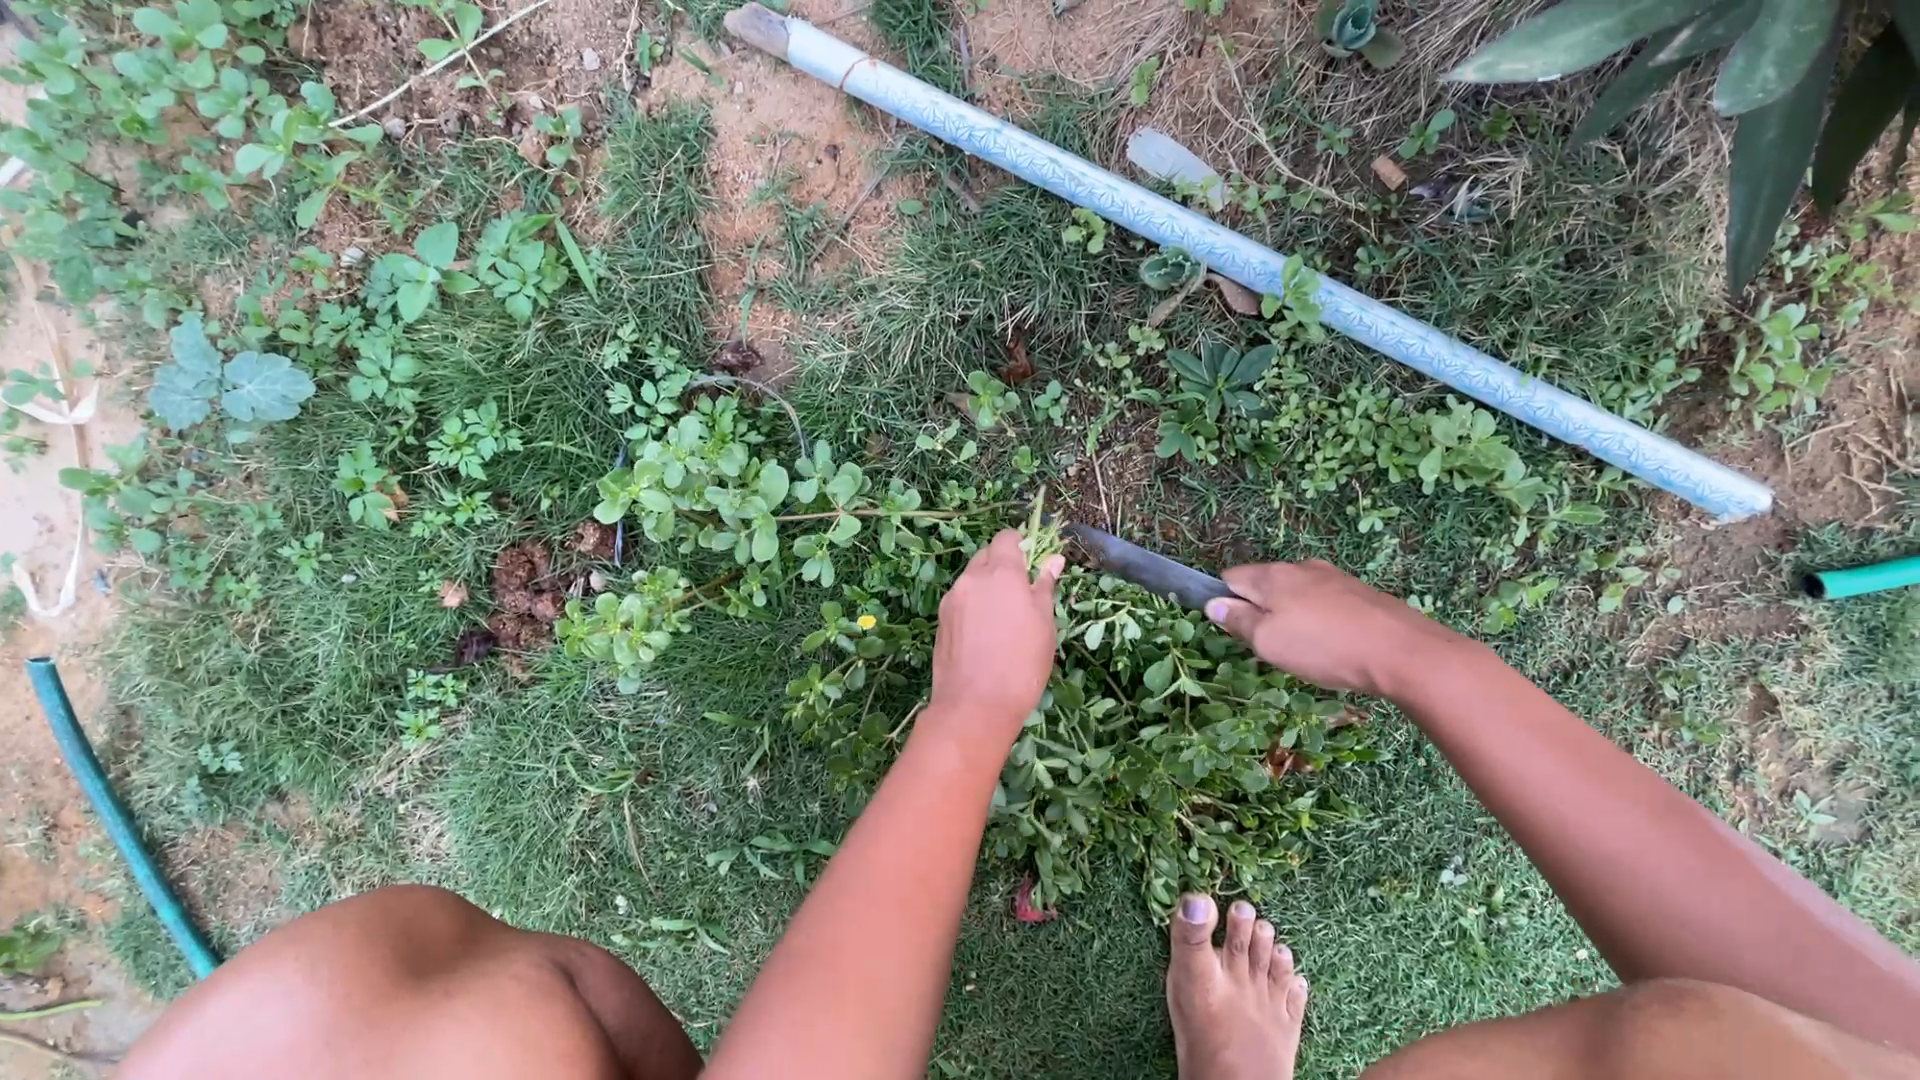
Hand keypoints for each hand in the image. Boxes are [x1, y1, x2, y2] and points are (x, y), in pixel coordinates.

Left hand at [923, 530, 1064, 752]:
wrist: (975, 705)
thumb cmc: (1022, 664)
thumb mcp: (1044, 625)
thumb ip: (1044, 587)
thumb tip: (1053, 560)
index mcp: (1001, 573)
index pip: (1006, 538)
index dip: (1021, 545)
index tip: (1033, 562)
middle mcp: (972, 578)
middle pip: (986, 556)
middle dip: (1003, 564)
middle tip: (1022, 592)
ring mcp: (952, 599)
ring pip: (972, 579)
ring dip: (987, 586)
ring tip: (1005, 617)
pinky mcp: (941, 620)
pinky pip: (961, 600)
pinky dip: (974, 605)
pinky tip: (986, 632)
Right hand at [1203, 560, 1468, 699]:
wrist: (1404, 652)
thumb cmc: (1324, 647)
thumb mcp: (1268, 641)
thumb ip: (1238, 621)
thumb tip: (1214, 604)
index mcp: (1272, 576)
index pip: (1230, 577)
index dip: (1224, 602)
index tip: (1234, 630)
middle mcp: (1301, 568)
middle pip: (1264, 585)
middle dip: (1259, 611)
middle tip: (1268, 647)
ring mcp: (1335, 578)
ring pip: (1296, 594)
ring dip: (1291, 617)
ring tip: (1304, 650)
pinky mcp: (1361, 594)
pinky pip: (1325, 603)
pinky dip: (1320, 621)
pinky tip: (1333, 646)